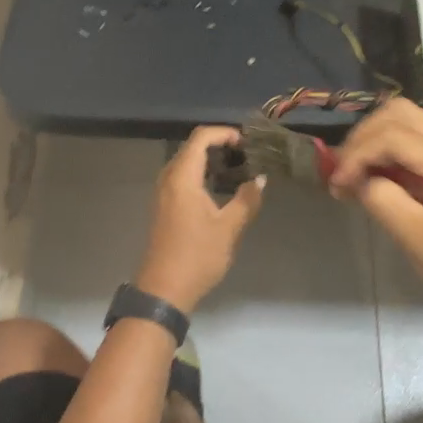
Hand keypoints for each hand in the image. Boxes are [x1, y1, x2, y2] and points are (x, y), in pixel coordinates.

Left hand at [136, 126, 266, 313]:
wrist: (163, 289)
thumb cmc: (197, 255)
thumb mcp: (229, 228)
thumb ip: (247, 199)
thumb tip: (260, 179)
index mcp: (182, 177)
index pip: (201, 137)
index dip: (224, 133)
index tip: (247, 142)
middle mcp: (168, 178)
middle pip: (192, 147)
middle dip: (220, 145)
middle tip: (247, 155)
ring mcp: (163, 192)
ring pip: (187, 163)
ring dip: (211, 161)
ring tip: (238, 170)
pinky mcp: (163, 206)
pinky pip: (182, 178)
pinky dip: (202, 175)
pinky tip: (220, 190)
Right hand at [329, 99, 422, 323]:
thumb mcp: (422, 243)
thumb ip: (386, 204)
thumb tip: (357, 180)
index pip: (391, 136)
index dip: (356, 155)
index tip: (336, 186)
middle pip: (397, 113)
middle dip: (363, 136)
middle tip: (343, 173)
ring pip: (404, 121)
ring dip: (373, 140)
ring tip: (354, 177)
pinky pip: (413, 141)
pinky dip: (387, 151)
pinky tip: (375, 181)